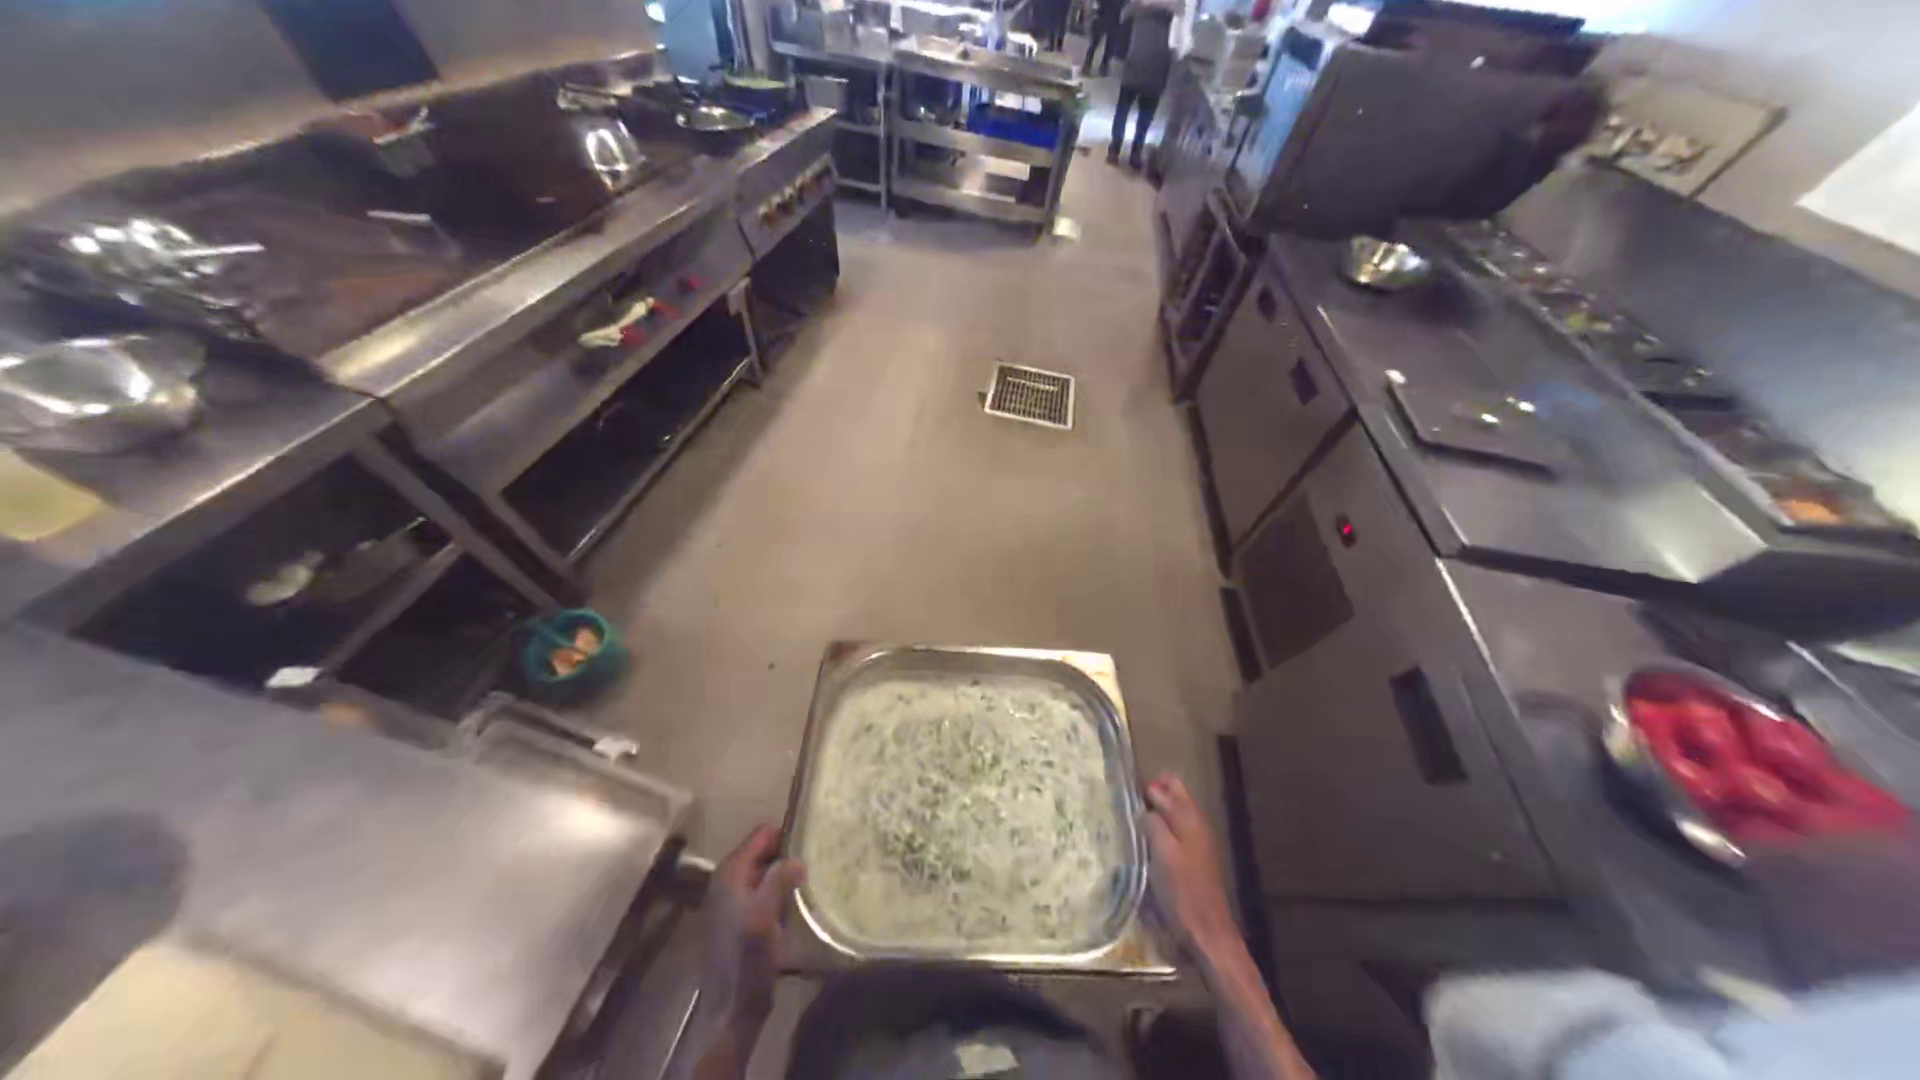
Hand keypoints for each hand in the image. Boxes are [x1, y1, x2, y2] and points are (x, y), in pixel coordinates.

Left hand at [706, 824, 804, 1020]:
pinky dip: (780, 890)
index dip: (787, 836)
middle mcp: (728, 879)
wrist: (733, 1006)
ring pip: (766, 871)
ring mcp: (733, 898)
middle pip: (765, 851)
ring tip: (812, 880)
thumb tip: (798, 857)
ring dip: (786, 874)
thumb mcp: (764, 916)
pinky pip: (765, 889)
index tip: (812, 845)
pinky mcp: (741, 916)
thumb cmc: (747, 958)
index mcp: (731, 872)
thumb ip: (779, 881)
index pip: (762, 834)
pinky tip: (797, 902)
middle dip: (788, 854)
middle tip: (817, 862)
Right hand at [1146, 772, 1239, 962]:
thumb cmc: (1182, 890)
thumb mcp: (1163, 854)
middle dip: (1158, 793)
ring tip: (1138, 814)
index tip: (1129, 786)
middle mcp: (1199, 824)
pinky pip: (1181, 827)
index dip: (1152, 785)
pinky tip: (1153, 835)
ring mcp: (1201, 840)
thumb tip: (1147, 806)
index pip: (1171, 788)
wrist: (1208, 929)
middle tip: (1134, 800)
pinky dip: (1167, 824)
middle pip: (1179, 796)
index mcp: (1191, 820)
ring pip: (1181, 812)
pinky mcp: (1198, 856)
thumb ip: (1155, 825)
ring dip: (1162, 809)